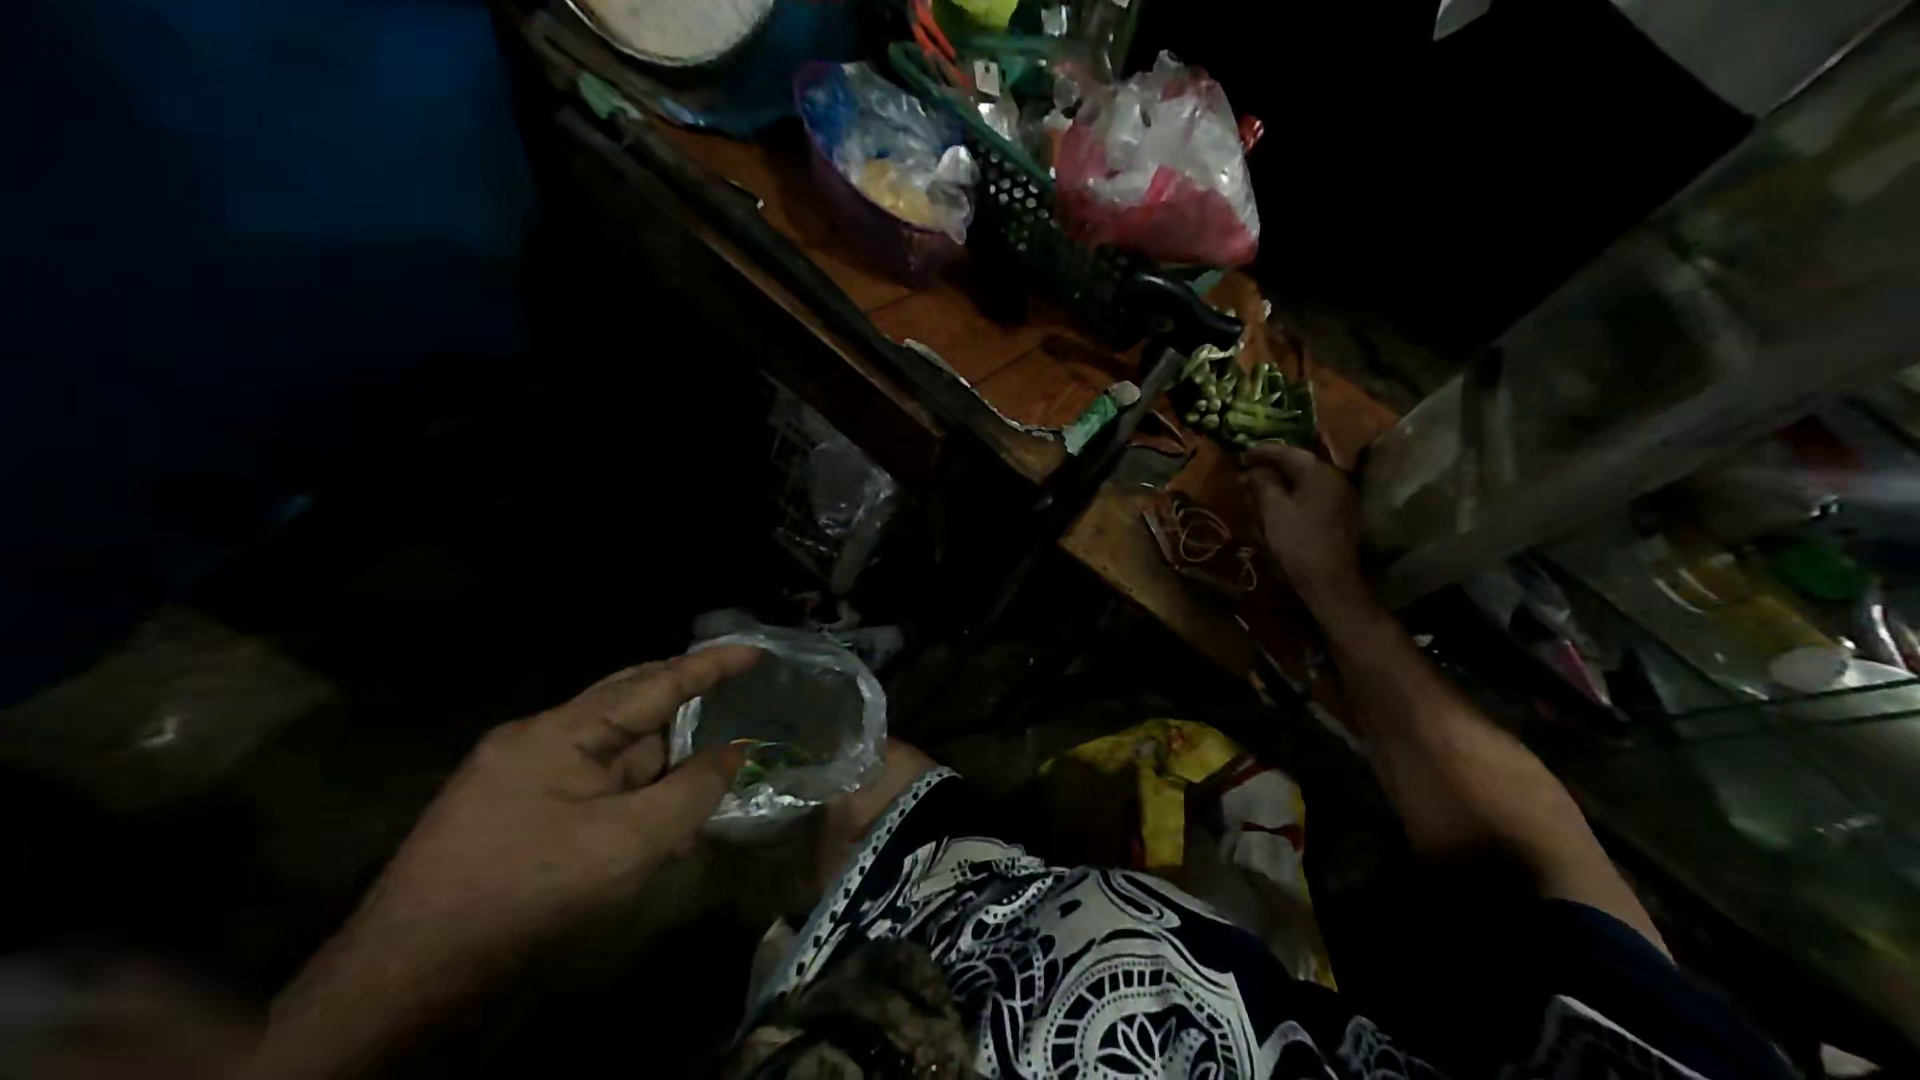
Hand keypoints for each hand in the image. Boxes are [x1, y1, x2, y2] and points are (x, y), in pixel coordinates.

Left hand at [252, 646, 761, 1079]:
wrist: (409, 995)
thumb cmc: (528, 901)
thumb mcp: (627, 845)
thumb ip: (691, 790)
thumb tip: (734, 750)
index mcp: (558, 734)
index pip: (652, 684)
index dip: (710, 666)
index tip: (757, 651)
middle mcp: (538, 743)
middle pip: (629, 705)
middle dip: (685, 701)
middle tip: (738, 692)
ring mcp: (525, 781)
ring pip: (615, 752)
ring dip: (664, 759)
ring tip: (713, 764)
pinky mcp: (522, 818)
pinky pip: (597, 786)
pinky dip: (638, 792)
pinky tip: (665, 813)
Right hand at [1243, 444, 1364, 606]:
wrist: (1330, 581)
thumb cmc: (1298, 541)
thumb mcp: (1273, 510)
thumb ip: (1263, 483)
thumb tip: (1254, 469)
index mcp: (1320, 472)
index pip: (1287, 452)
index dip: (1261, 452)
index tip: (1240, 455)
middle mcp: (1335, 478)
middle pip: (1299, 464)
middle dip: (1271, 466)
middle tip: (1247, 470)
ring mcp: (1340, 497)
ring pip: (1304, 480)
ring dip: (1281, 481)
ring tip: (1257, 486)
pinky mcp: (1338, 514)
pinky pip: (1310, 495)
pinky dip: (1291, 494)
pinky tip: (1276, 503)